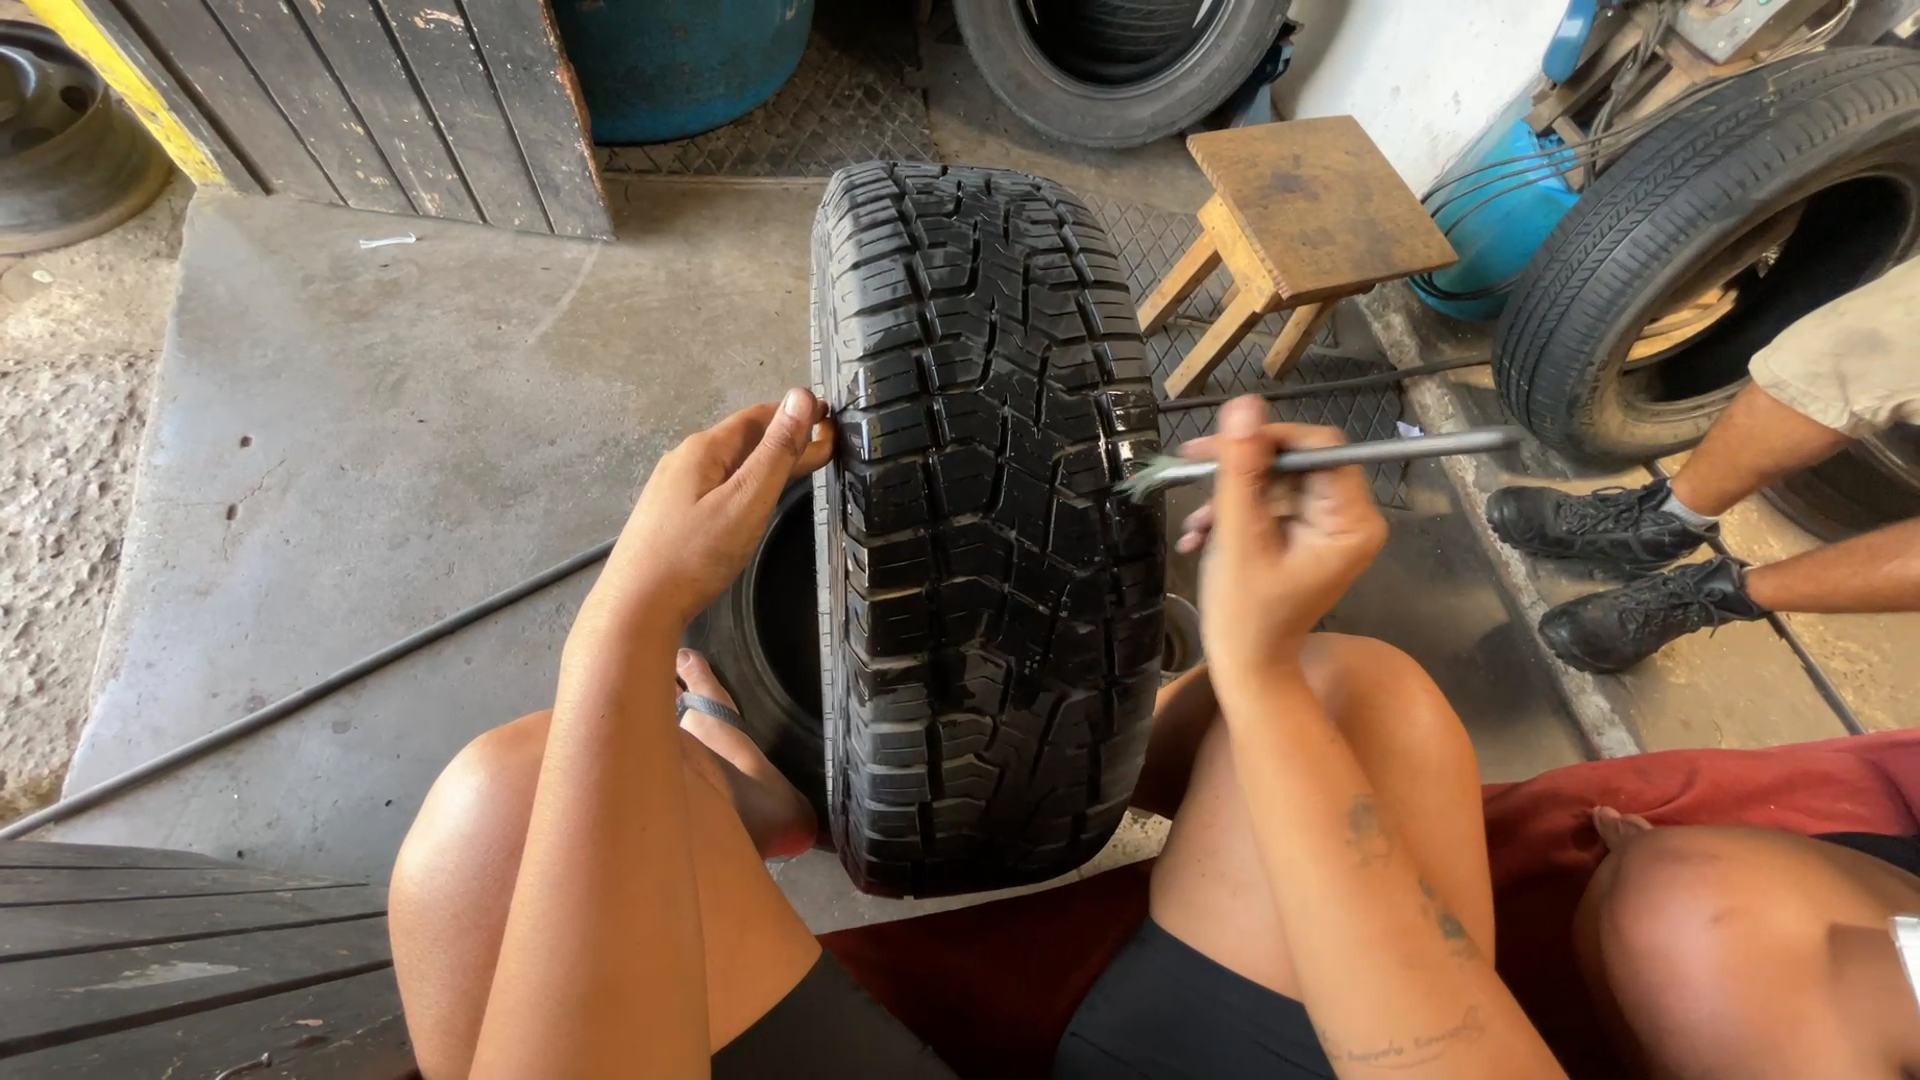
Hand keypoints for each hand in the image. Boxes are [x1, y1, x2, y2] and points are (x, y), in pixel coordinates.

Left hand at [593, 388, 833, 625]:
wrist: (637, 607)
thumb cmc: (696, 554)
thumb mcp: (747, 500)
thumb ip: (777, 451)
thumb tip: (801, 396)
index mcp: (704, 449)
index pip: (759, 416)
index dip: (796, 414)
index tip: (830, 418)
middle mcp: (686, 459)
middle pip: (744, 440)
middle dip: (786, 439)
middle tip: (827, 445)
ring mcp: (674, 487)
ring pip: (730, 464)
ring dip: (767, 461)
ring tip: (800, 467)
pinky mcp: (671, 514)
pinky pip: (717, 486)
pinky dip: (747, 482)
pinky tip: (755, 497)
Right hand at [1183, 396, 1386, 684]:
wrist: (1245, 665)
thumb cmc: (1246, 614)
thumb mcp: (1237, 538)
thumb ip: (1239, 471)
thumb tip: (1242, 405)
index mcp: (1350, 521)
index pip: (1318, 447)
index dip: (1268, 438)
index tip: (1219, 447)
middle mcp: (1345, 516)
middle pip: (1291, 462)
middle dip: (1237, 473)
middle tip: (1190, 470)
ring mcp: (1321, 525)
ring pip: (1270, 481)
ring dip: (1226, 498)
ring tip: (1195, 527)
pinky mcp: (1298, 533)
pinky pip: (1263, 503)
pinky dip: (1229, 514)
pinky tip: (1201, 536)